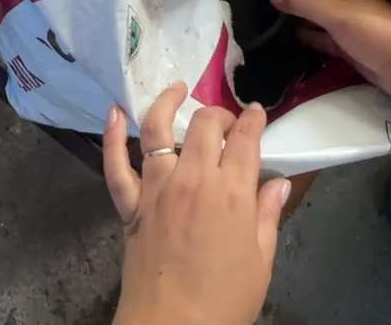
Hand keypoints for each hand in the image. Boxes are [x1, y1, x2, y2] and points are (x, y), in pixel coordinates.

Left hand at [103, 82, 291, 324]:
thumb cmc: (224, 302)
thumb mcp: (261, 262)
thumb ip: (268, 216)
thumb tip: (278, 182)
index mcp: (232, 192)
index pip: (246, 138)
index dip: (254, 120)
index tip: (257, 114)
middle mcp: (194, 178)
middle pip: (206, 124)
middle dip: (220, 114)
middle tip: (227, 122)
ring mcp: (158, 187)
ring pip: (158, 129)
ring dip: (168, 102)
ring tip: (178, 89)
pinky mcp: (131, 204)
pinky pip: (116, 165)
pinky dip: (111, 137)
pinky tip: (114, 112)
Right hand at [270, 0, 390, 98]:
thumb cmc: (373, 30)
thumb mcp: (335, 12)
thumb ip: (304, 2)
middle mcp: (348, 1)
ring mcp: (350, 25)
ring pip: (320, 13)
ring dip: (302, 10)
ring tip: (275, 7)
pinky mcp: (351, 47)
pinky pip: (325, 37)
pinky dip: (310, 35)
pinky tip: (294, 34)